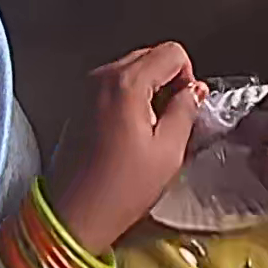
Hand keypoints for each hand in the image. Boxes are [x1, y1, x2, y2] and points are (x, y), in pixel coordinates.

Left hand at [48, 43, 206, 250]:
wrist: (72, 215)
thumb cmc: (120, 189)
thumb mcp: (167, 152)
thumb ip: (185, 111)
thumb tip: (194, 90)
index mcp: (126, 83)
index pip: (171, 52)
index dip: (187, 75)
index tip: (185, 104)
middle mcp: (103, 77)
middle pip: (150, 55)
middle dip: (168, 80)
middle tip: (171, 118)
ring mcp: (87, 87)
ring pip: (132, 68)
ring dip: (149, 89)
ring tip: (150, 129)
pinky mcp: (79, 101)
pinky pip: (114, 83)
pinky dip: (130, 96)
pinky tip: (130, 130)